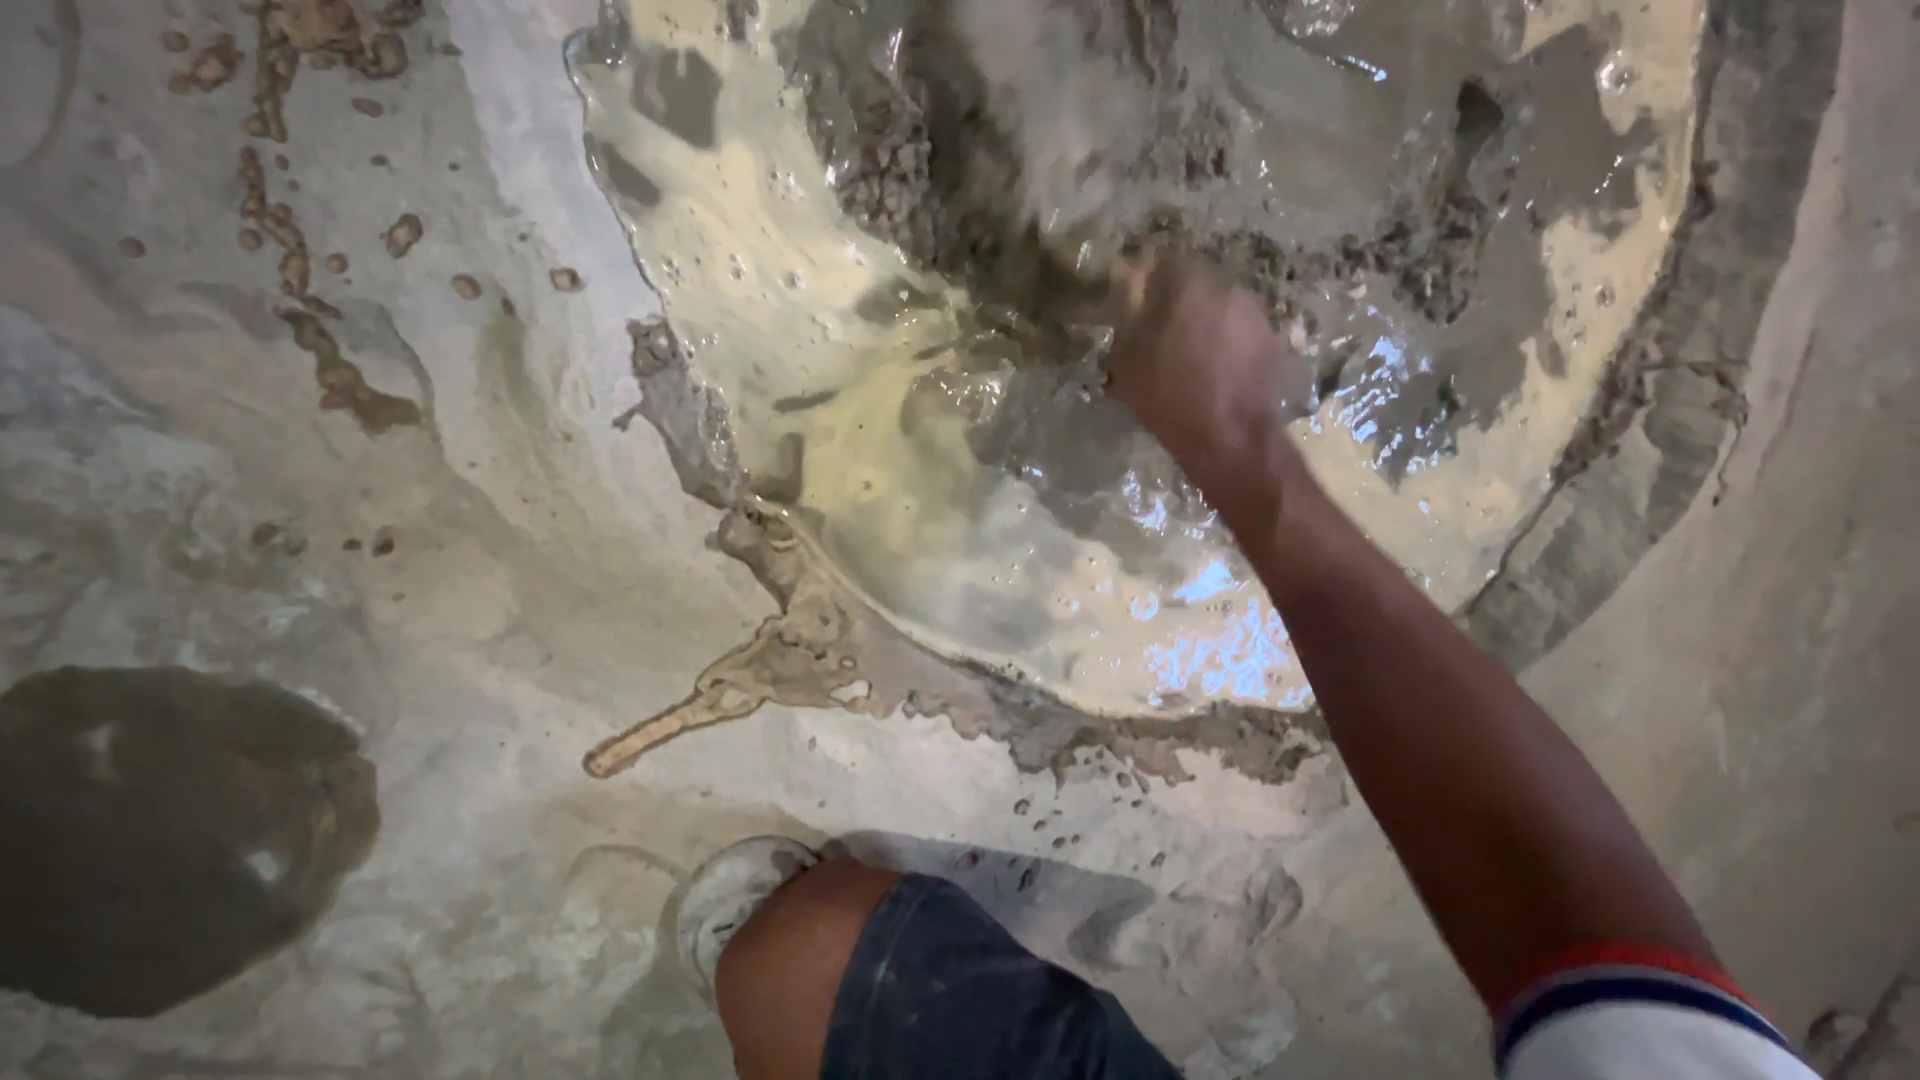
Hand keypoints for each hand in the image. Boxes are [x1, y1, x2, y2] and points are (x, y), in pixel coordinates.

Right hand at [1101, 256, 1308, 496]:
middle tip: (1167, 332)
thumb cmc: (1170, 399)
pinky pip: (1246, 336)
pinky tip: (1223, 374)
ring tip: (1197, 358)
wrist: (1231, 439)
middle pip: (1200, 287)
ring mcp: (1259, 316)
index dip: (1152, 280)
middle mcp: (1229, 290)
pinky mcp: (1278, 344)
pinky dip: (1234, 348)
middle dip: (1183, 305)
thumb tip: (1128, 313)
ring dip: (1211, 326)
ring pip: (1227, 310)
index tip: (1141, 300)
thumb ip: (1127, 327)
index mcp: (1189, 287)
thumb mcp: (1127, 365)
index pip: (1167, 262)